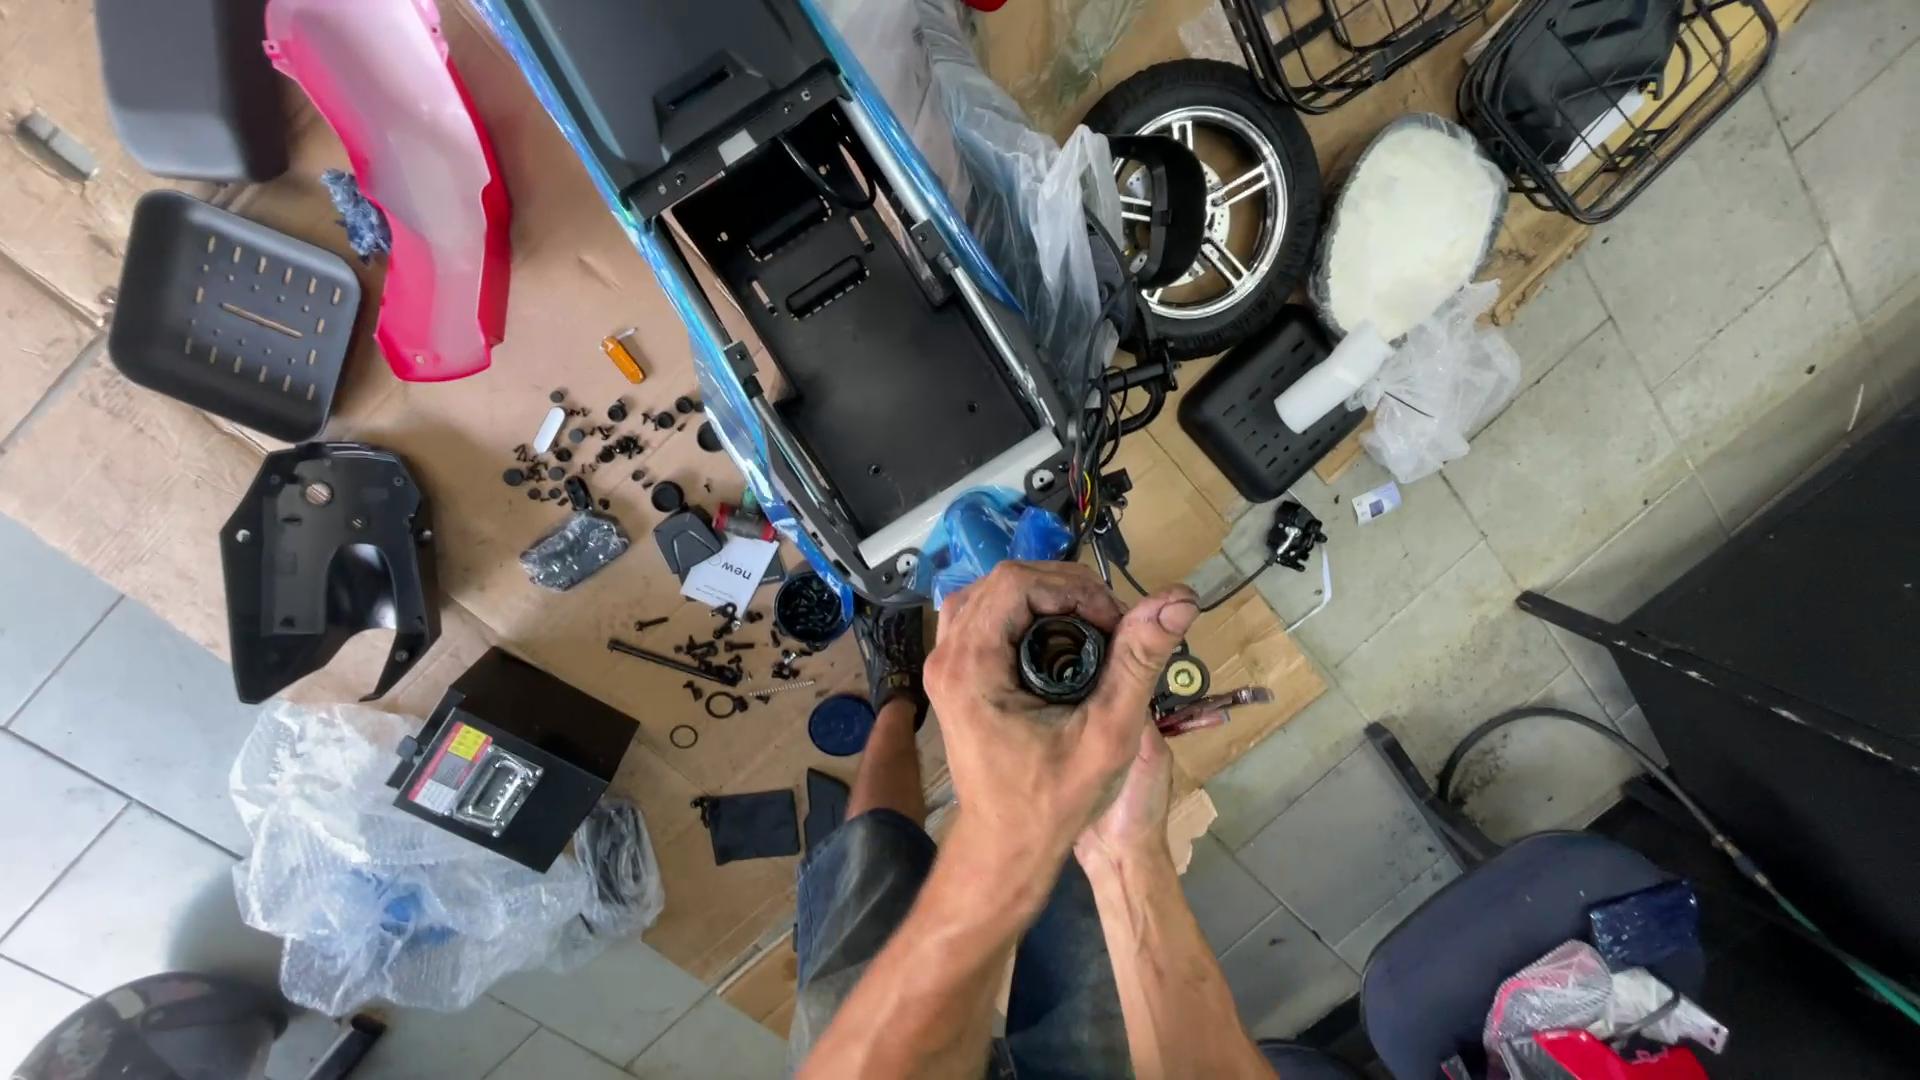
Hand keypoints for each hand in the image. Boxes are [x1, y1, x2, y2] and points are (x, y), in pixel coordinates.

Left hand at [926, 561, 1198, 898]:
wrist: (1006, 846)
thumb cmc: (1053, 802)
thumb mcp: (1107, 734)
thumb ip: (1138, 662)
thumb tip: (1179, 601)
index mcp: (970, 667)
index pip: (1015, 582)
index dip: (1072, 587)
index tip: (1113, 621)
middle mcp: (946, 656)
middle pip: (1003, 581)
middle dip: (1064, 590)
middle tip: (1110, 624)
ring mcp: (943, 663)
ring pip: (992, 594)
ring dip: (1045, 598)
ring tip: (1090, 627)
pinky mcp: (953, 673)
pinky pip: (984, 616)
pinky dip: (1025, 614)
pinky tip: (1059, 638)